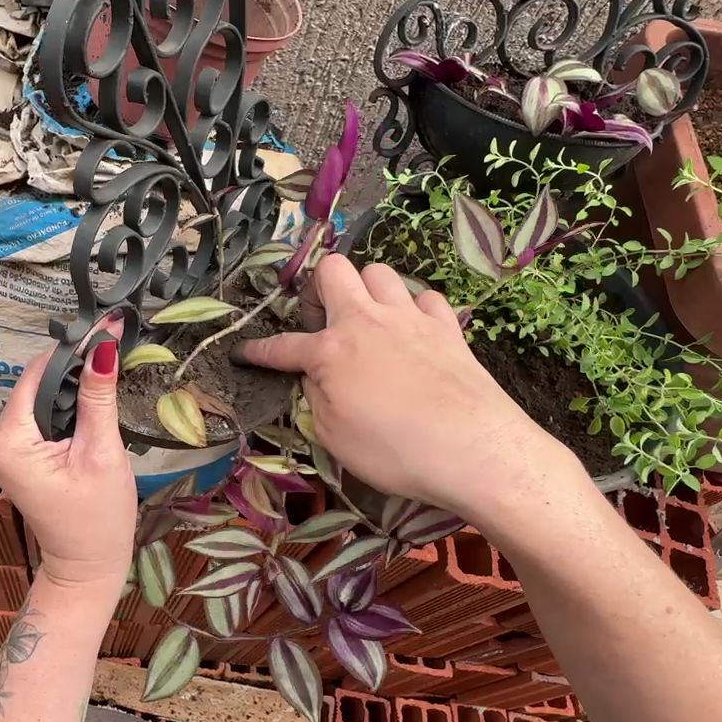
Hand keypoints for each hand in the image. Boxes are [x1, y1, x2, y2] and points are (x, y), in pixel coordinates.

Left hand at [0, 335, 137, 590]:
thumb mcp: (101, 452)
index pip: (37, 374)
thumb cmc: (98, 516)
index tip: (107, 326)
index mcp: (10, 439)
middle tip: (115, 343)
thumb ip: (98, 397)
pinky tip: (95, 397)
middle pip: (38, 382)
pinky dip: (68, 404)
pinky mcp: (20, 453)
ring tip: (110, 366)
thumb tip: (103, 345)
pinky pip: (43, 414)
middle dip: (75, 366)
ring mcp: (6, 446)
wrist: (89, 565)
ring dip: (74, 384)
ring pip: (42, 396)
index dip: (73, 349)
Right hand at [236, 256, 587, 530]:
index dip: (259, 351)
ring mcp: (411, 319)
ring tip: (368, 322)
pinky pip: (426, 299)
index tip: (244, 353)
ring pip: (381, 273)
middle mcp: (367, 321)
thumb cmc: (394, 451)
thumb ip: (317, 399)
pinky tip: (413, 333)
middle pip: (335, 270)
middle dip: (319, 289)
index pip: (282, 347)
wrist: (476, 451)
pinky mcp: (449, 329)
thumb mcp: (334, 437)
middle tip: (322, 323)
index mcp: (331, 351)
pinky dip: (415, 310)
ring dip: (368, 291)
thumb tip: (315, 379)